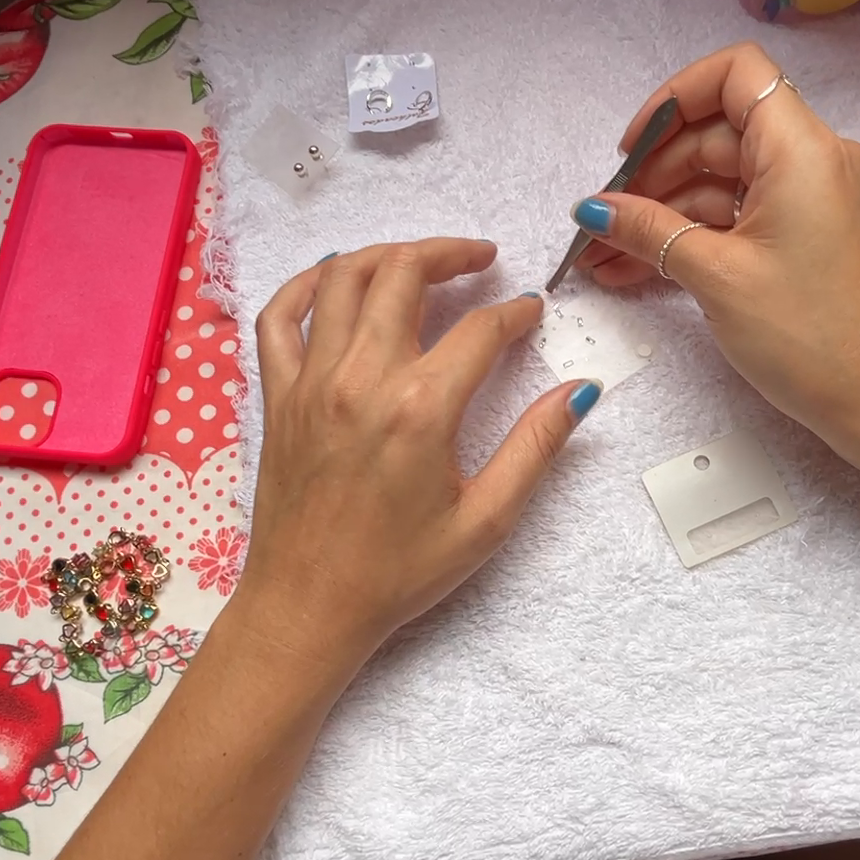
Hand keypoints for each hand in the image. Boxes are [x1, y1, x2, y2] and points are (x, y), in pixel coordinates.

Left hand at [237, 239, 599, 668]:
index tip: (532, 311)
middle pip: (404, 274)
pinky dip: (307, 283)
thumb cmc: (400, 572)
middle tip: (481, 257)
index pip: (480, 330)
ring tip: (420, 260)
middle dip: (450, 254)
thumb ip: (535, 447)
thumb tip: (581, 390)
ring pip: (344, 278)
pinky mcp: (278, 395)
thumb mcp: (486, 520)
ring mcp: (310, 381)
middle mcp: (361, 378)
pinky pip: (280, 316)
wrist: (308, 606)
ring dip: (388, 254)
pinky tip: (334, 277)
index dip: (515, 313)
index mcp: (420, 409)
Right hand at [568, 42, 859, 452]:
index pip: (735, 77)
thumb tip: (591, 209)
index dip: (674, 99)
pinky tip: (631, 267)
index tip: (629, 150)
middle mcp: (807, 160)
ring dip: (656, 218)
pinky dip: (683, 239)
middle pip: (713, 138)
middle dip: (649, 178)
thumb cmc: (800, 334)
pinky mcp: (792, 235)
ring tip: (600, 258)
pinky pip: (728, 219)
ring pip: (714, 186)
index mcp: (801, 149)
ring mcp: (800, 200)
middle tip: (600, 223)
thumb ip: (649, 231)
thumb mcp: (715, 275)